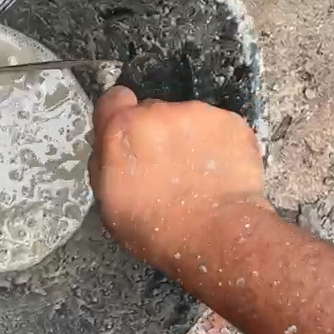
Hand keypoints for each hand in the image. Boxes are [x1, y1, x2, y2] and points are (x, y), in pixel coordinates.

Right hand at [88, 87, 268, 276]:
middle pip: (150, 112)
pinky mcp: (229, 122)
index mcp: (121, 131)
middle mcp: (158, 113)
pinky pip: (215, 127)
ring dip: (185, 140)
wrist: (214, 233)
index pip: (112, 100)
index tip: (124, 135)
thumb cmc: (159, 228)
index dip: (117, 117)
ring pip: (185, 120)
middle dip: (153, 134)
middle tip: (161, 170)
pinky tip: (213, 175)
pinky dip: (214, 146)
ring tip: (192, 177)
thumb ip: (104, 166)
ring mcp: (197, 114)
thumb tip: (105, 150)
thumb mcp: (109, 206)